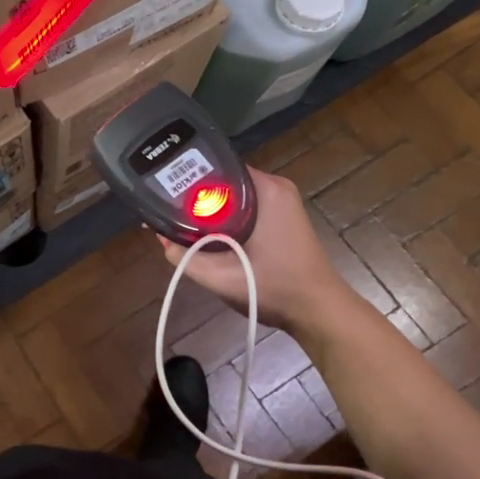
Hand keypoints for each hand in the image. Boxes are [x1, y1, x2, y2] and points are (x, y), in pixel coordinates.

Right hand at [158, 168, 357, 333]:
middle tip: (167, 211)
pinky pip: (245, 207)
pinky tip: (208, 234)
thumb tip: (160, 236)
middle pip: (223, 181)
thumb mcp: (220, 276)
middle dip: (196, 196)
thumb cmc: (274, 288)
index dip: (188, 179)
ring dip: (211, 209)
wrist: (318, 311)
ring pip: (233, 195)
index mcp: (266, 189)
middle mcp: (275, 187)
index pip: (216, 167)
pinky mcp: (282, 217)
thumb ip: (184, 257)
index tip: (165, 193)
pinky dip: (226, 218)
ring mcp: (282, 202)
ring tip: (182, 222)